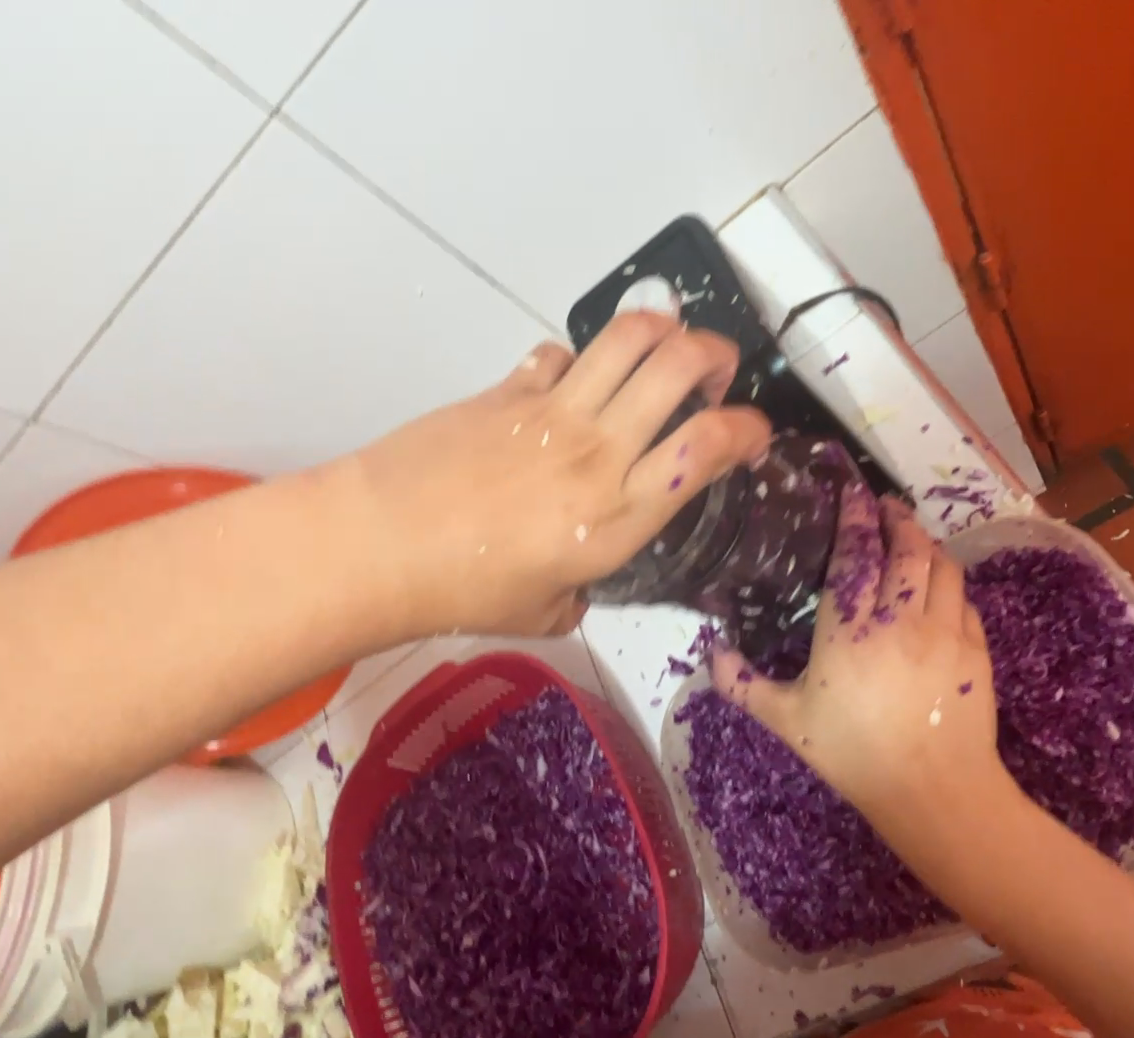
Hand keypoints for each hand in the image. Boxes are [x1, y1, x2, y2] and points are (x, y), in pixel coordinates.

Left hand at [347, 313, 770, 637]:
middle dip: (714, 354)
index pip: (709, 448)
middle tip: (711, 372)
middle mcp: (598, 451)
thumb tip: (579, 583)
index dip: (748, 428)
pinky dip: (576, 360)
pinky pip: (559, 354)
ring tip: (662, 349)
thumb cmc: (466, 591)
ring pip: (627, 335)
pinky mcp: (508, 390)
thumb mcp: (543, 612)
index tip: (752, 432)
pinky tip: (566, 386)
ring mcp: (552, 412)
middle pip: (679, 365)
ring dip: (661, 329)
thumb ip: (579, 594)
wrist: (381, 543)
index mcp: (619, 514)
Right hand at [712, 486, 1016, 832]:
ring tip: (912, 538)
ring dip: (926, 544)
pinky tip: (939, 590)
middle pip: (907, 547)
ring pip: (942, 566)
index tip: (853, 489)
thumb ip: (743, 684)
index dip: (854, 515)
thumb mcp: (787, 722)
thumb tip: (712, 652)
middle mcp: (900, 618)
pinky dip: (950, 584)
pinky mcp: (976, 650)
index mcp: (849, 629)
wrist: (934, 791)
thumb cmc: (853, 754)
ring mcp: (944, 631)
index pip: (854, 554)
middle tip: (886, 506)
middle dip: (897, 518)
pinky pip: (964, 600)